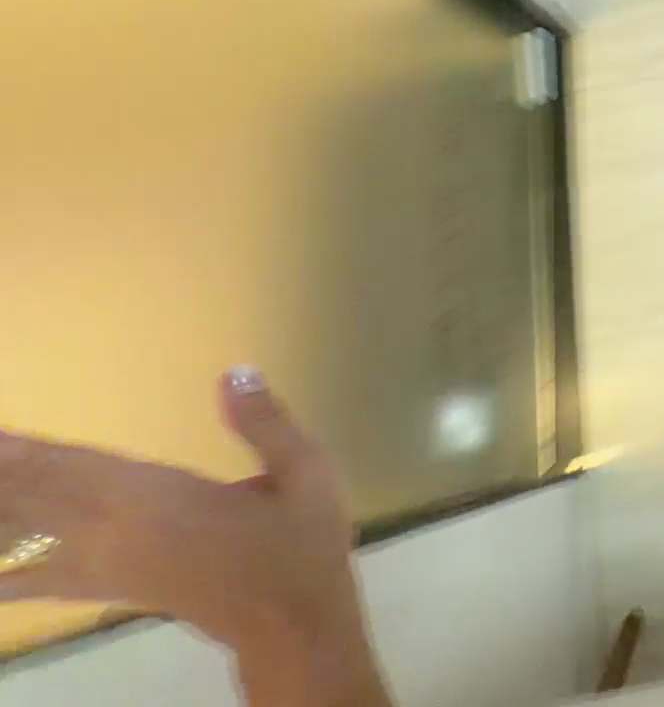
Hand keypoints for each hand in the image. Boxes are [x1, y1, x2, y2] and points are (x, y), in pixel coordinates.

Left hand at [0, 367, 390, 706]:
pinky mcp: (109, 586)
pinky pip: (35, 578)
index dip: (25, 451)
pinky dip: (5, 574)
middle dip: (3, 475)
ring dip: (1, 512)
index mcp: (164, 499)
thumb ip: (267, 425)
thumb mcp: (307, 473)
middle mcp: (118, 532)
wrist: (292, 617)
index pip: (79, 467)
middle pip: (39, 499)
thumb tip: (235, 372)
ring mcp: (105, 565)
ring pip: (26, 536)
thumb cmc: (303, 539)